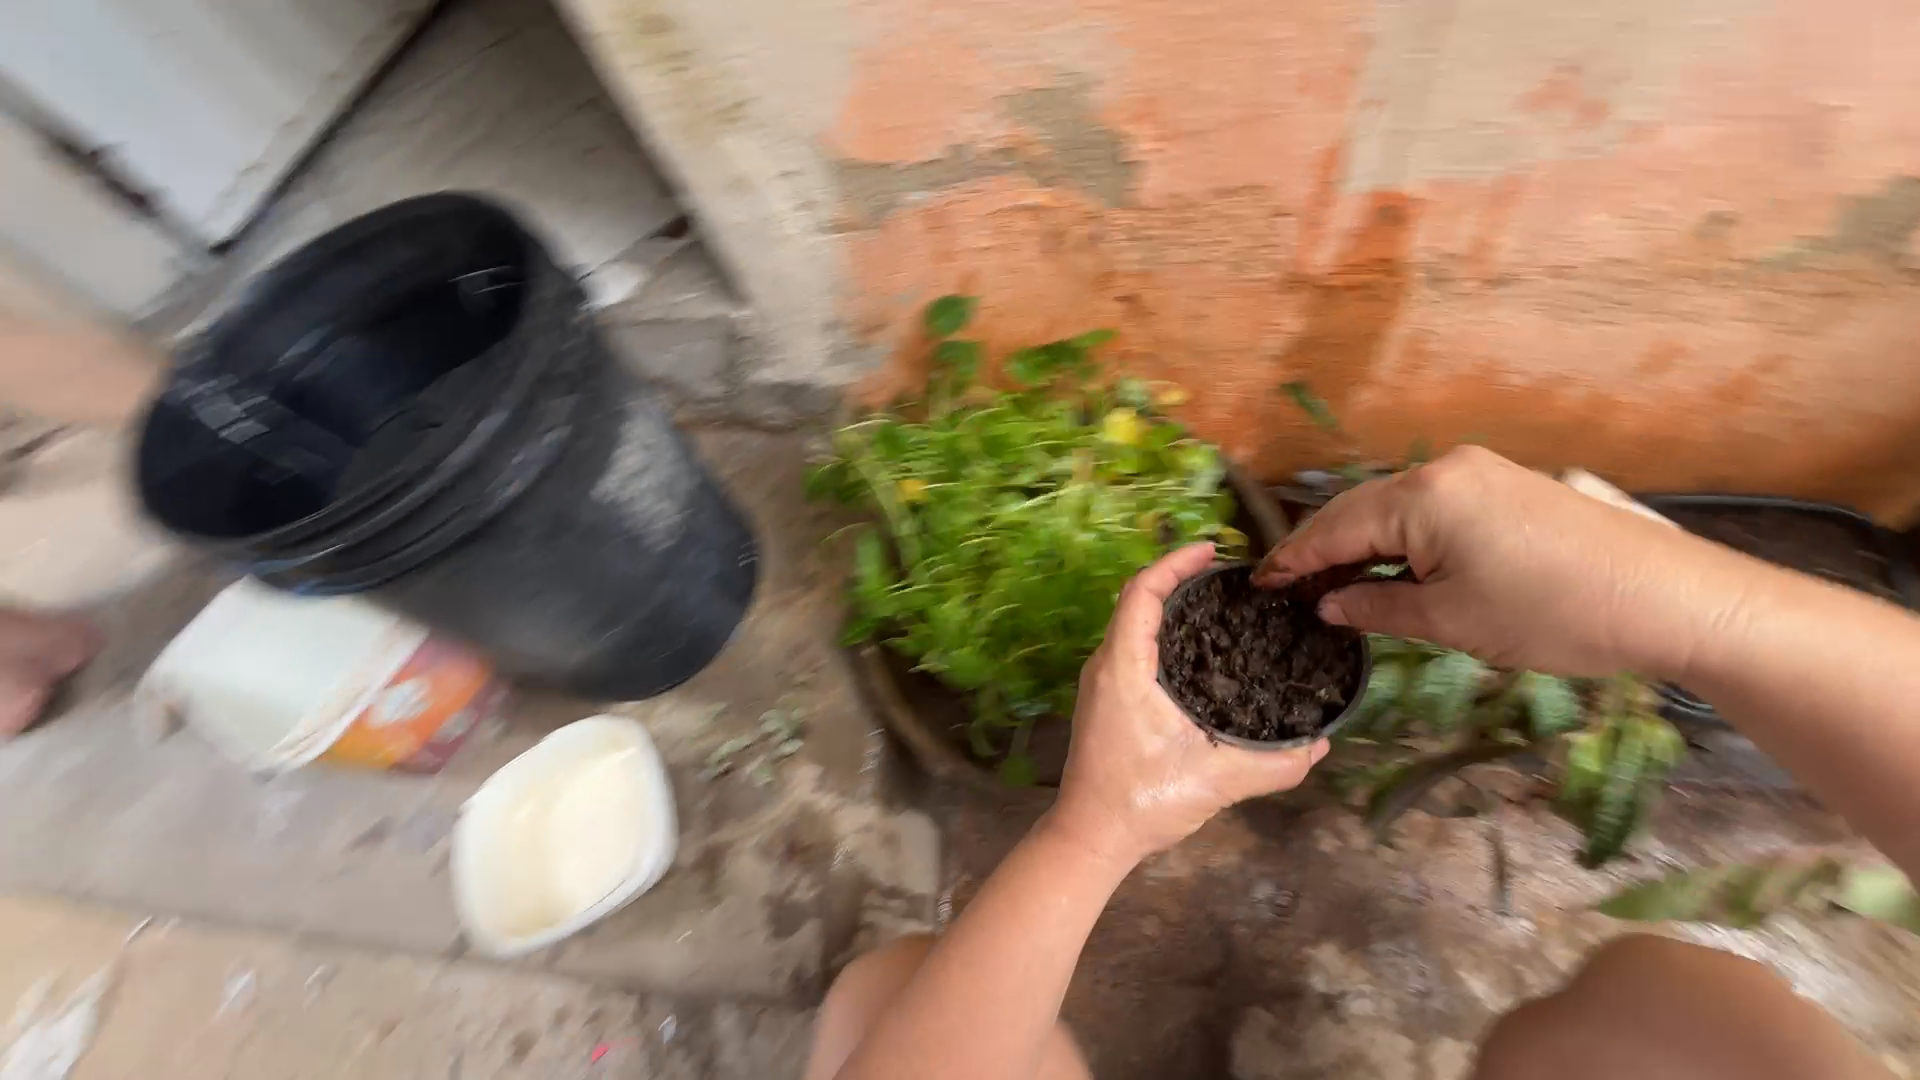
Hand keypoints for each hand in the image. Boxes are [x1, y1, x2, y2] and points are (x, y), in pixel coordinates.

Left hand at [1048, 543, 1328, 866]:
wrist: (1091, 834)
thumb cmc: (1143, 801)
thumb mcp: (1216, 780)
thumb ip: (1275, 764)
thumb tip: (1321, 743)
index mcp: (1123, 667)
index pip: (1142, 593)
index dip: (1173, 563)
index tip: (1211, 550)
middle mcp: (1105, 664)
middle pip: (1135, 600)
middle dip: (1175, 577)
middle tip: (1223, 574)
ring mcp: (1100, 681)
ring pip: (1130, 623)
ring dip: (1165, 603)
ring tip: (1212, 600)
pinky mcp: (1103, 698)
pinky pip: (1129, 645)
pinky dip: (1157, 629)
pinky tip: (1192, 646)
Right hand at [1253, 446, 1747, 678]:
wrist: (1679, 601)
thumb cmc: (1552, 613)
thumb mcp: (1449, 620)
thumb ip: (1374, 606)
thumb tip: (1325, 604)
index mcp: (1421, 497)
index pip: (1334, 528)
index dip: (1291, 560)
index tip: (1257, 584)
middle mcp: (1442, 470)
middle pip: (1356, 509)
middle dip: (1318, 548)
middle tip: (1285, 585)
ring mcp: (1477, 472)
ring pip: (1390, 506)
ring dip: (1356, 541)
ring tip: (1327, 578)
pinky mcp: (1503, 485)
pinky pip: (1425, 507)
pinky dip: (1395, 536)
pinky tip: (1385, 562)